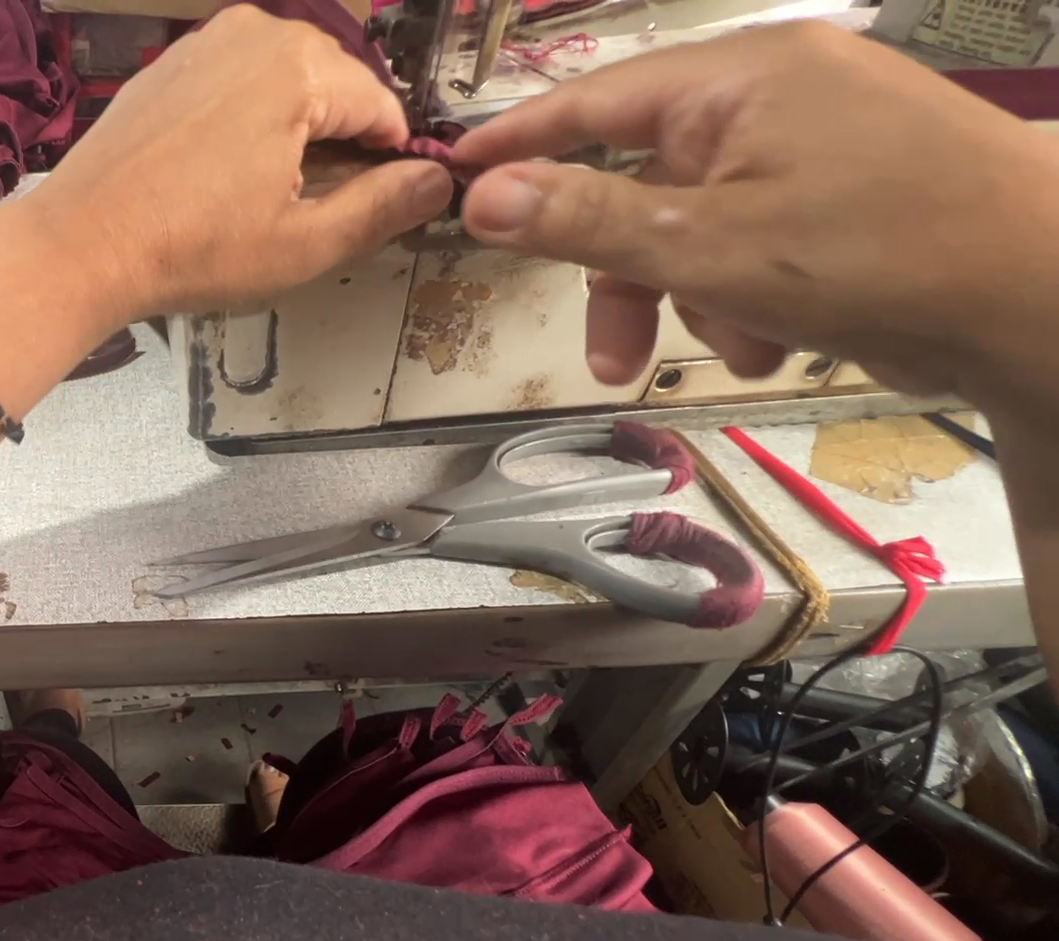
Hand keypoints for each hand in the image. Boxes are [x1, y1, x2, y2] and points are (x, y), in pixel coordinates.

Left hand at [27, 5, 453, 320]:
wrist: (80, 247)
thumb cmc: (192, 251)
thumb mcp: (299, 246)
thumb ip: (379, 209)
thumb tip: (437, 181)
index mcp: (298, 67)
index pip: (378, 104)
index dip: (387, 159)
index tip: (376, 204)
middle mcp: (252, 32)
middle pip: (329, 85)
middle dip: (334, 143)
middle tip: (307, 210)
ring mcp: (199, 43)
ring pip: (279, 82)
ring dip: (288, 133)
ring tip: (259, 197)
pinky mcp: (164, 67)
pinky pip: (230, 84)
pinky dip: (242, 122)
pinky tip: (218, 174)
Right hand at [451, 20, 1058, 415]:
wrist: (1044, 302)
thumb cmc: (868, 255)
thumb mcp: (696, 244)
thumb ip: (578, 219)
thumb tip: (477, 196)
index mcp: (736, 81)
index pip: (588, 101)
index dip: (512, 142)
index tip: (448, 176)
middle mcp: (765, 100)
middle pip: (633, 187)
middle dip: (620, 277)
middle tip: (603, 351)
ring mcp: (800, 147)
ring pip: (679, 230)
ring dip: (681, 301)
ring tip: (727, 349)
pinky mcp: (826, 196)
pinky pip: (733, 245)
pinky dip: (731, 299)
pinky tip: (768, 339)